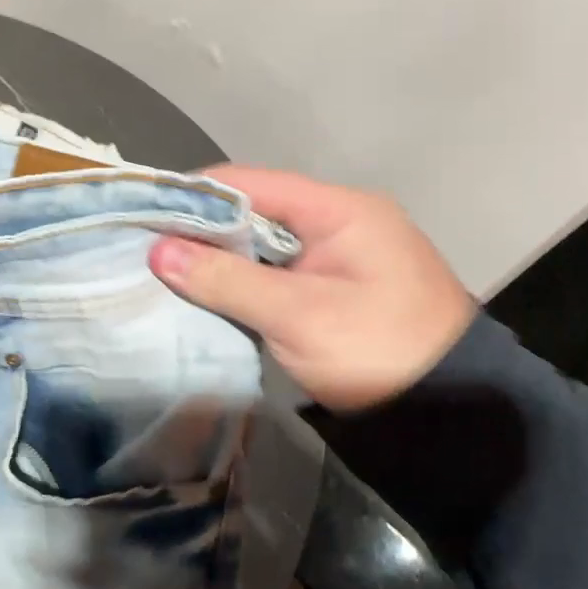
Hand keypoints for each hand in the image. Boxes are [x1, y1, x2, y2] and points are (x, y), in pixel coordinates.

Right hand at [148, 167, 475, 410]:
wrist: (446, 406)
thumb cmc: (375, 349)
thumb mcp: (297, 315)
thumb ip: (226, 280)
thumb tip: (156, 251)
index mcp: (338, 211)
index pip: (248, 183)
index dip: (191, 196)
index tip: (140, 218)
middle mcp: (333, 222)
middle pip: (248, 210)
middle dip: (194, 229)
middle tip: (141, 250)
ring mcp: (330, 256)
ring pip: (253, 242)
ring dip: (210, 257)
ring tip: (157, 271)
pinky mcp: (323, 287)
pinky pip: (264, 270)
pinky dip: (230, 279)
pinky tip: (196, 292)